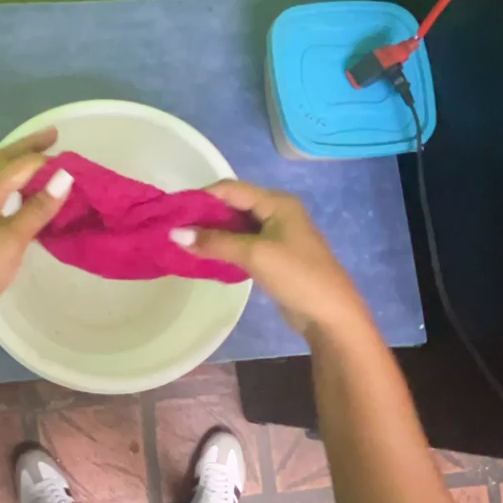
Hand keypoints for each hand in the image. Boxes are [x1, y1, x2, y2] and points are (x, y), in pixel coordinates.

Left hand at [0, 128, 72, 327]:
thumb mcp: (13, 238)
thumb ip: (38, 207)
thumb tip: (64, 175)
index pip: (17, 164)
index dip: (44, 159)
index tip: (73, 157)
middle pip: (2, 161)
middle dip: (27, 147)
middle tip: (54, 135)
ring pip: (0, 177)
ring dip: (21, 165)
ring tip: (45, 158)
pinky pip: (1, 195)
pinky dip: (18, 187)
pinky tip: (31, 194)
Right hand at [172, 181, 370, 337]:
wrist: (330, 314)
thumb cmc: (296, 275)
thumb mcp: (254, 254)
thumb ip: (214, 242)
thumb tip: (174, 234)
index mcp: (276, 202)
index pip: (230, 189)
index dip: (200, 196)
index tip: (172, 210)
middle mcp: (277, 212)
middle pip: (232, 205)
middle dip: (203, 215)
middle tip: (173, 228)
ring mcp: (276, 235)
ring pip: (236, 226)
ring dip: (212, 233)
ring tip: (182, 242)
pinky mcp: (274, 256)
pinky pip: (242, 244)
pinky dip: (223, 247)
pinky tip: (204, 256)